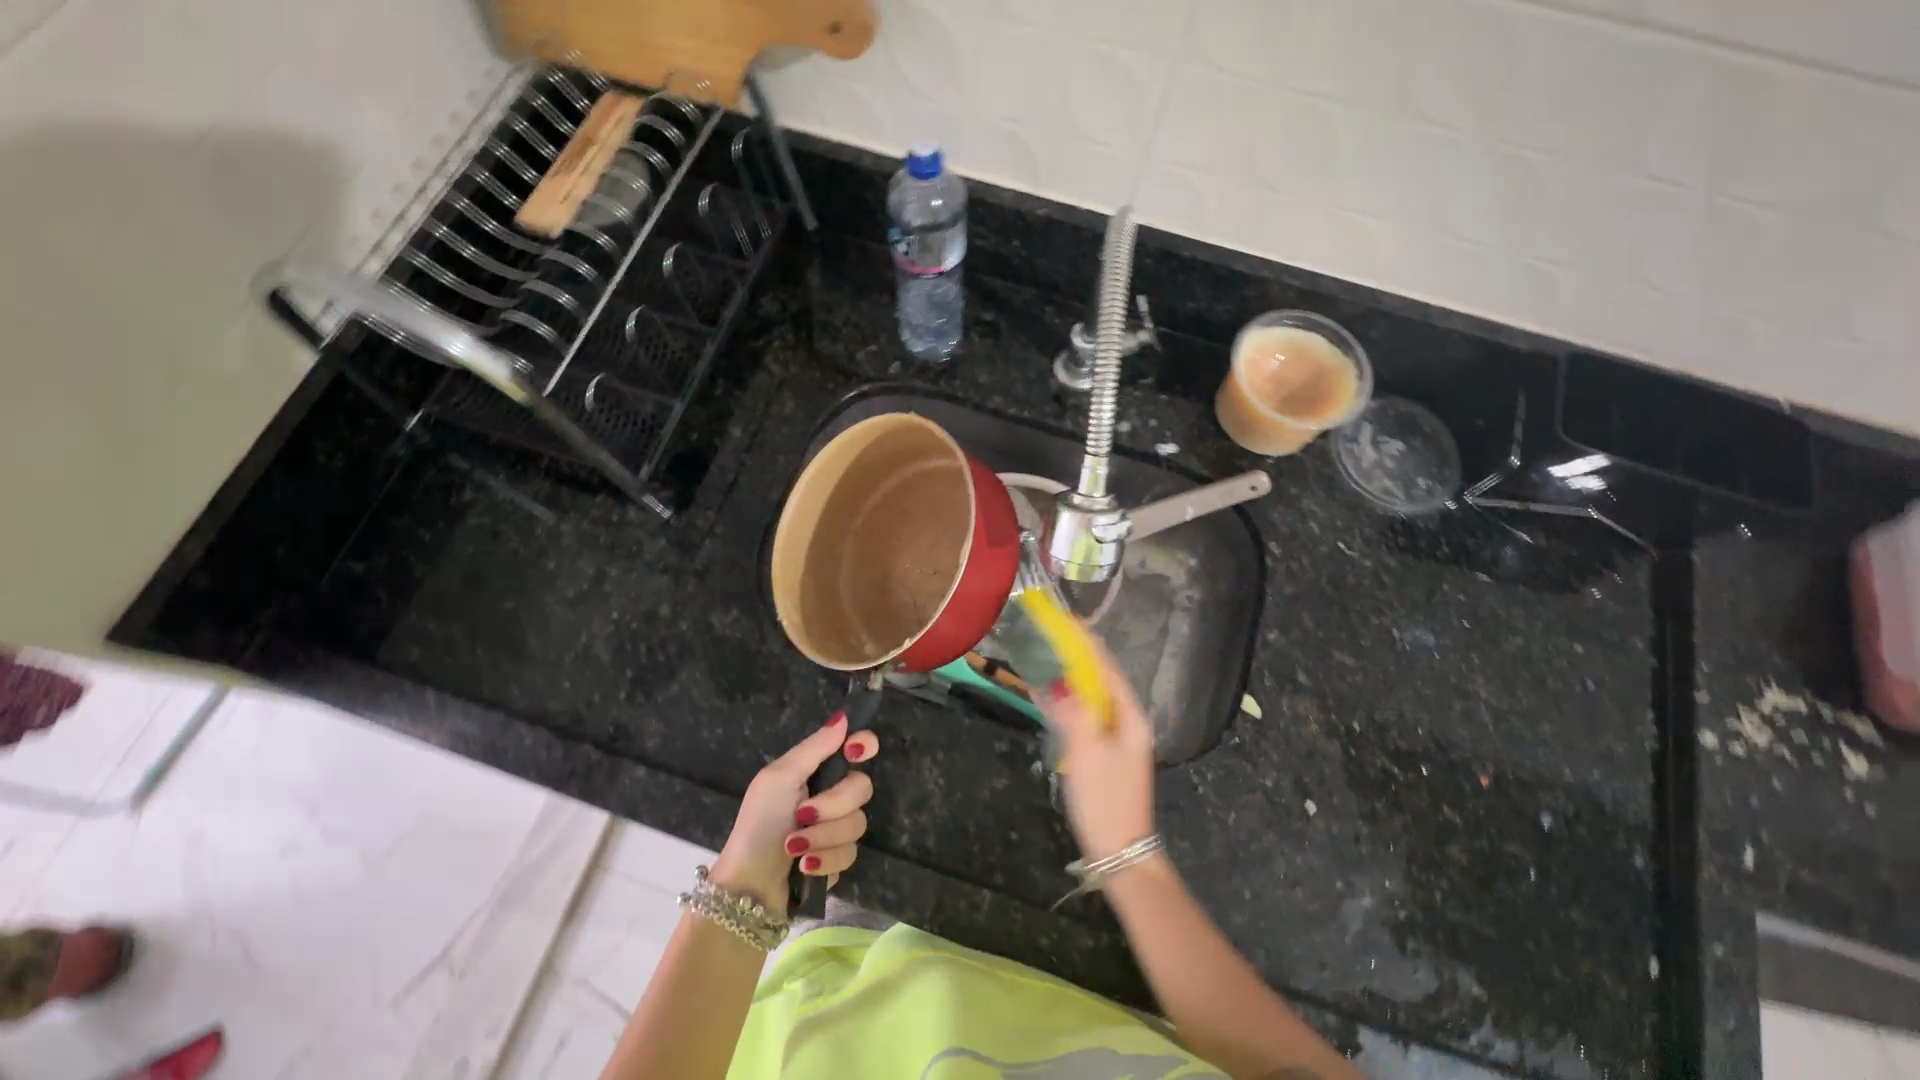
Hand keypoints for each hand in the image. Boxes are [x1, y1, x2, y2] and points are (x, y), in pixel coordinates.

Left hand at [710, 713, 878, 917]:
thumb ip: (814, 748)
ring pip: (858, 824)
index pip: (856, 746)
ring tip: (793, 848)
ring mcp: (837, 829)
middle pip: (862, 787)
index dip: (864, 744)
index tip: (854, 752)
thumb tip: (843, 716)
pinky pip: (851, 854)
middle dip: (833, 805)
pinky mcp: (838, 859)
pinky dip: (824, 860)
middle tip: (803, 815)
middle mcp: (831, 795)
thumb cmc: (758, 823)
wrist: (747, 883)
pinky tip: (804, 867)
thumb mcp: (779, 778)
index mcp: (817, 771)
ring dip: (823, 837)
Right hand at [1035, 641, 1156, 863]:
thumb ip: (1072, 713)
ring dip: (1070, 680)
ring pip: (1091, 700)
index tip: (1066, 621)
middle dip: (1076, 658)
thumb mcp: (1085, 755)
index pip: (1107, 669)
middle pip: (1100, 681)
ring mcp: (1118, 741)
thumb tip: (1055, 681)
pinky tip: (1049, 700)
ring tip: (1045, 659)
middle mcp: (1128, 724)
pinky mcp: (1105, 757)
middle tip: (1049, 637)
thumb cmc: (1105, 801)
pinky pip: (1085, 719)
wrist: (1121, 853)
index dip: (1086, 644)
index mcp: (1130, 718)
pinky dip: (1067, 705)